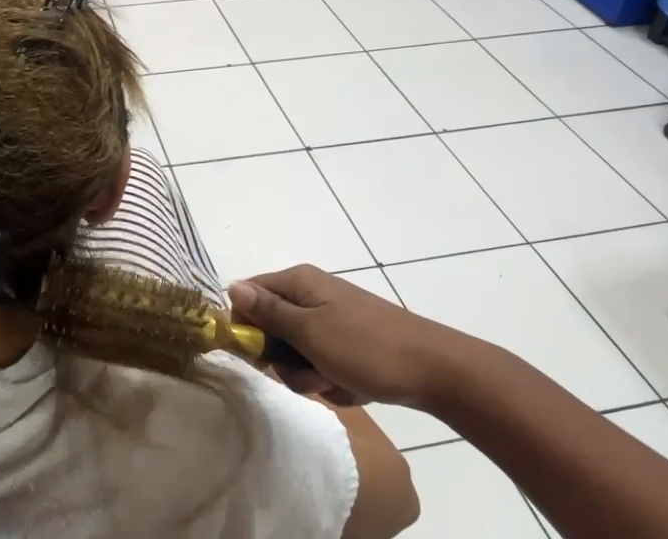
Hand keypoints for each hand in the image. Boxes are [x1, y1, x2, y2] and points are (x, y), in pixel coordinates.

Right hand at [230, 265, 480, 410]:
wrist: (434, 371)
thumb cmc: (366, 348)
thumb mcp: (310, 332)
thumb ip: (269, 312)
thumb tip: (233, 287)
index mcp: (299, 282)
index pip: (249, 295)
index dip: (245, 325)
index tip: (255, 354)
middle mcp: (311, 295)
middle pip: (271, 328)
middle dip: (284, 359)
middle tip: (306, 370)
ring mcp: (330, 320)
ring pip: (295, 353)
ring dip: (308, 375)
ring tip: (334, 380)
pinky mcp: (346, 344)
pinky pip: (320, 363)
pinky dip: (330, 379)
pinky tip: (351, 385)